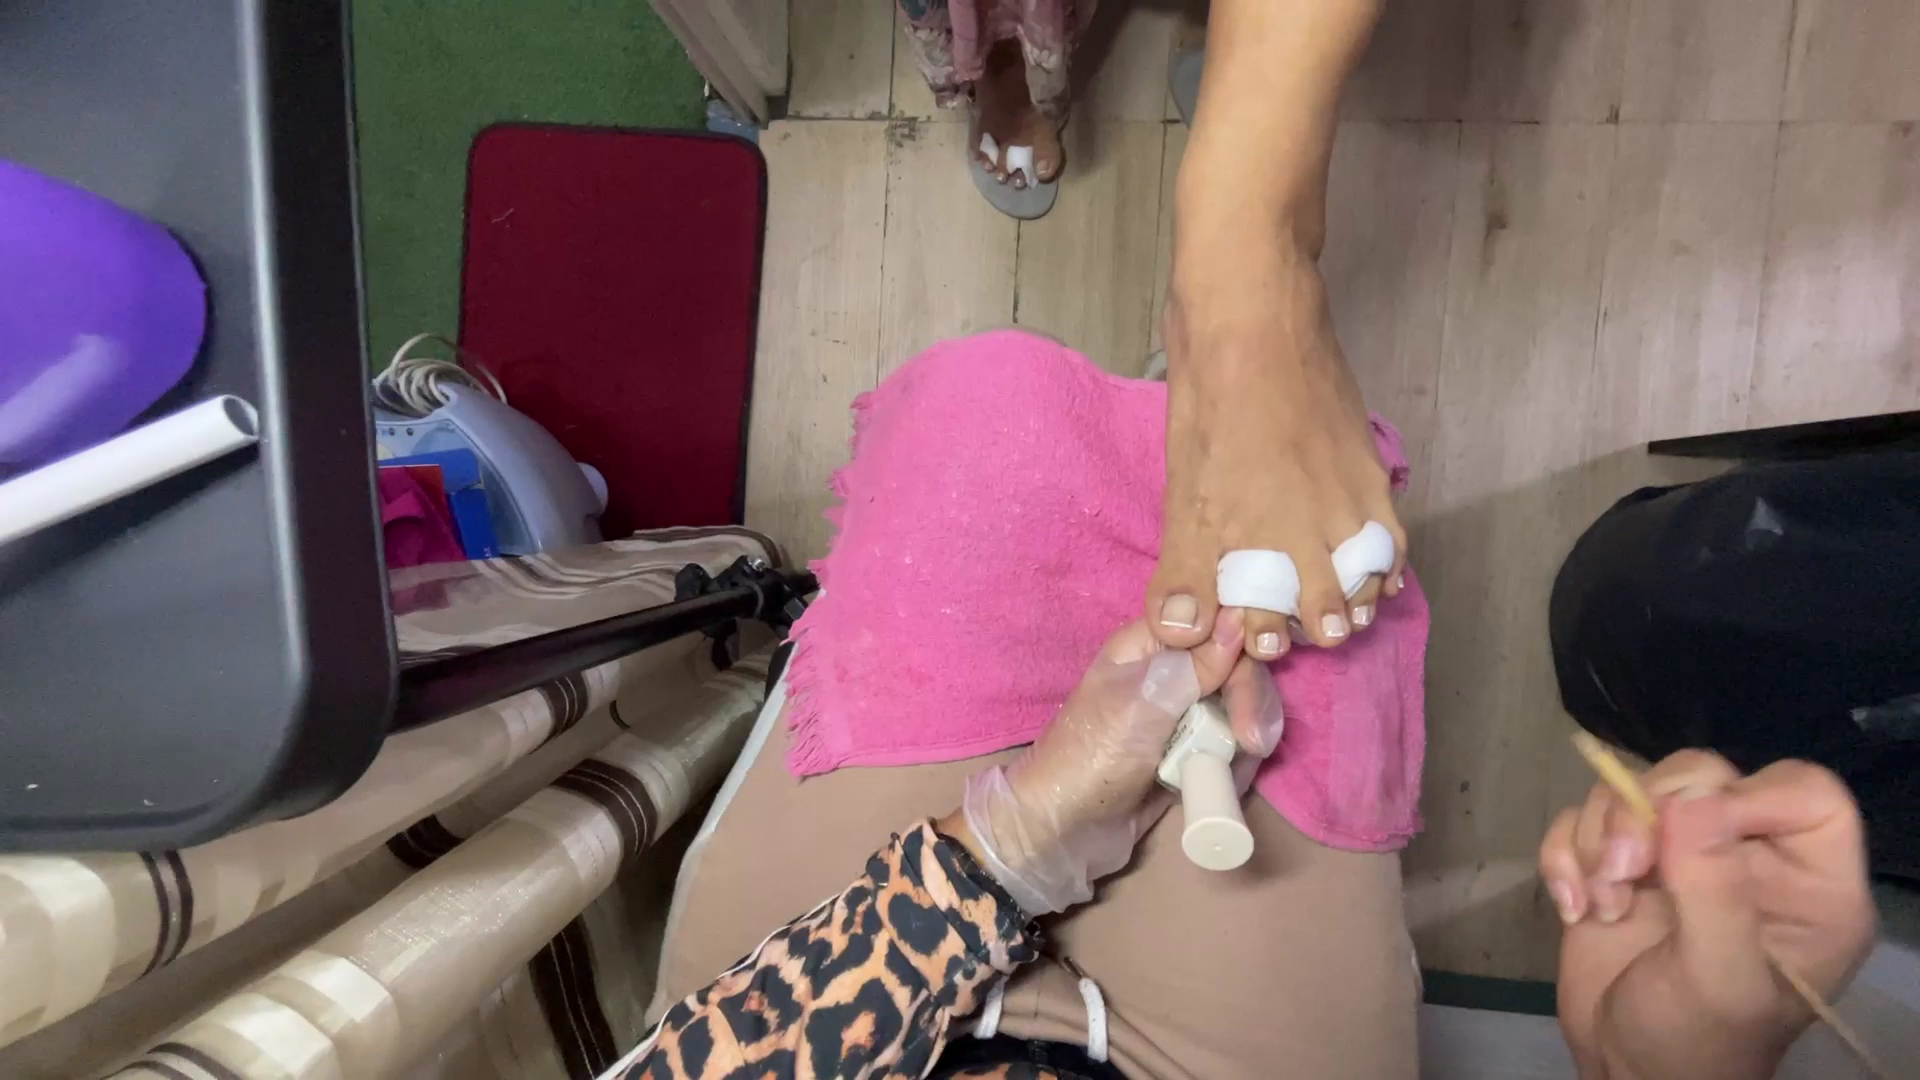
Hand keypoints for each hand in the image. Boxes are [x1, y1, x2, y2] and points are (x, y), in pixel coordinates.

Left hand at [940, 612, 1282, 914]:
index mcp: (1147, 647)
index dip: (1243, 641)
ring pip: (1237, 708)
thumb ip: (1193, 666)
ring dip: (1249, 731)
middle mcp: (1167, 673)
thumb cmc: (1093, 757)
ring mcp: (1179, 715)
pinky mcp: (1188, 753)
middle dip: (1249, 699)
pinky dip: (1238, 759)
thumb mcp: (1143, 705)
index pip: (1212, 625)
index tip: (1267, 663)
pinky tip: (1234, 776)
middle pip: (1233, 667)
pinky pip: (1229, 745)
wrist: (1066, 830)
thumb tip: (1235, 616)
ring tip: (1245, 757)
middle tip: (1252, 740)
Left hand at [1148, 253, 1406, 662]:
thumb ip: (1185, 567)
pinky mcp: (1375, 476)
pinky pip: (1390, 543)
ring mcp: (1356, 507)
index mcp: (1265, 548)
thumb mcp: (1182, 492)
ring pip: (1366, 583)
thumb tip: (1178, 634)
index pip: (1274, 628)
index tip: (1247, 640)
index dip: (1260, 642)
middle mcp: (1321, 538)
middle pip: (1330, 615)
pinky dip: (1380, 568)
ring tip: (1328, 610)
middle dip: (1307, 630)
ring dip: (1348, 605)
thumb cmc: (1210, 410)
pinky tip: (1369, 573)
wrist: (1258, 326)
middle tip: (1287, 625)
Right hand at [1539, 750, 1876, 1078]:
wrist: (1624, 1063)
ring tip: (1599, 904)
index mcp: (1805, 887)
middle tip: (1623, 871)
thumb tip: (1692, 803)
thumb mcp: (1716, 977)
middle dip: (1639, 816)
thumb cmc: (1696, 1038)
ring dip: (1594, 843)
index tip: (1686, 832)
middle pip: (1696, 776)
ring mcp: (1669, 855)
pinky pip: (1574, 817)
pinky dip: (1561, 855)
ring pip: (1622, 791)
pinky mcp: (1608, 857)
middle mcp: (1740, 857)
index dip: (1745, 796)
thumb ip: (1715, 893)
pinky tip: (1574, 905)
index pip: (1802, 794)